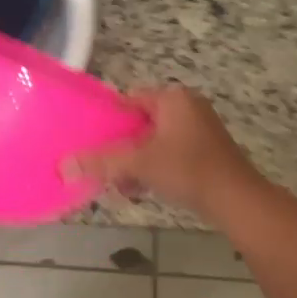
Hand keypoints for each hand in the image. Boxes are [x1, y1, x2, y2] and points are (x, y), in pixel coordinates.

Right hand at [69, 85, 264, 217]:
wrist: (234, 199)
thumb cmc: (186, 169)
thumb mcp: (136, 163)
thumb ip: (99, 162)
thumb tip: (62, 166)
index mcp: (173, 98)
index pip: (127, 101)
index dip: (106, 123)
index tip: (90, 144)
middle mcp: (187, 107)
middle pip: (137, 124)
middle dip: (120, 150)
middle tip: (105, 170)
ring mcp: (198, 129)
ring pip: (151, 143)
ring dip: (134, 164)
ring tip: (124, 185)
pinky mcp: (204, 152)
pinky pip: (167, 154)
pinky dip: (152, 169)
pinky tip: (143, 189)